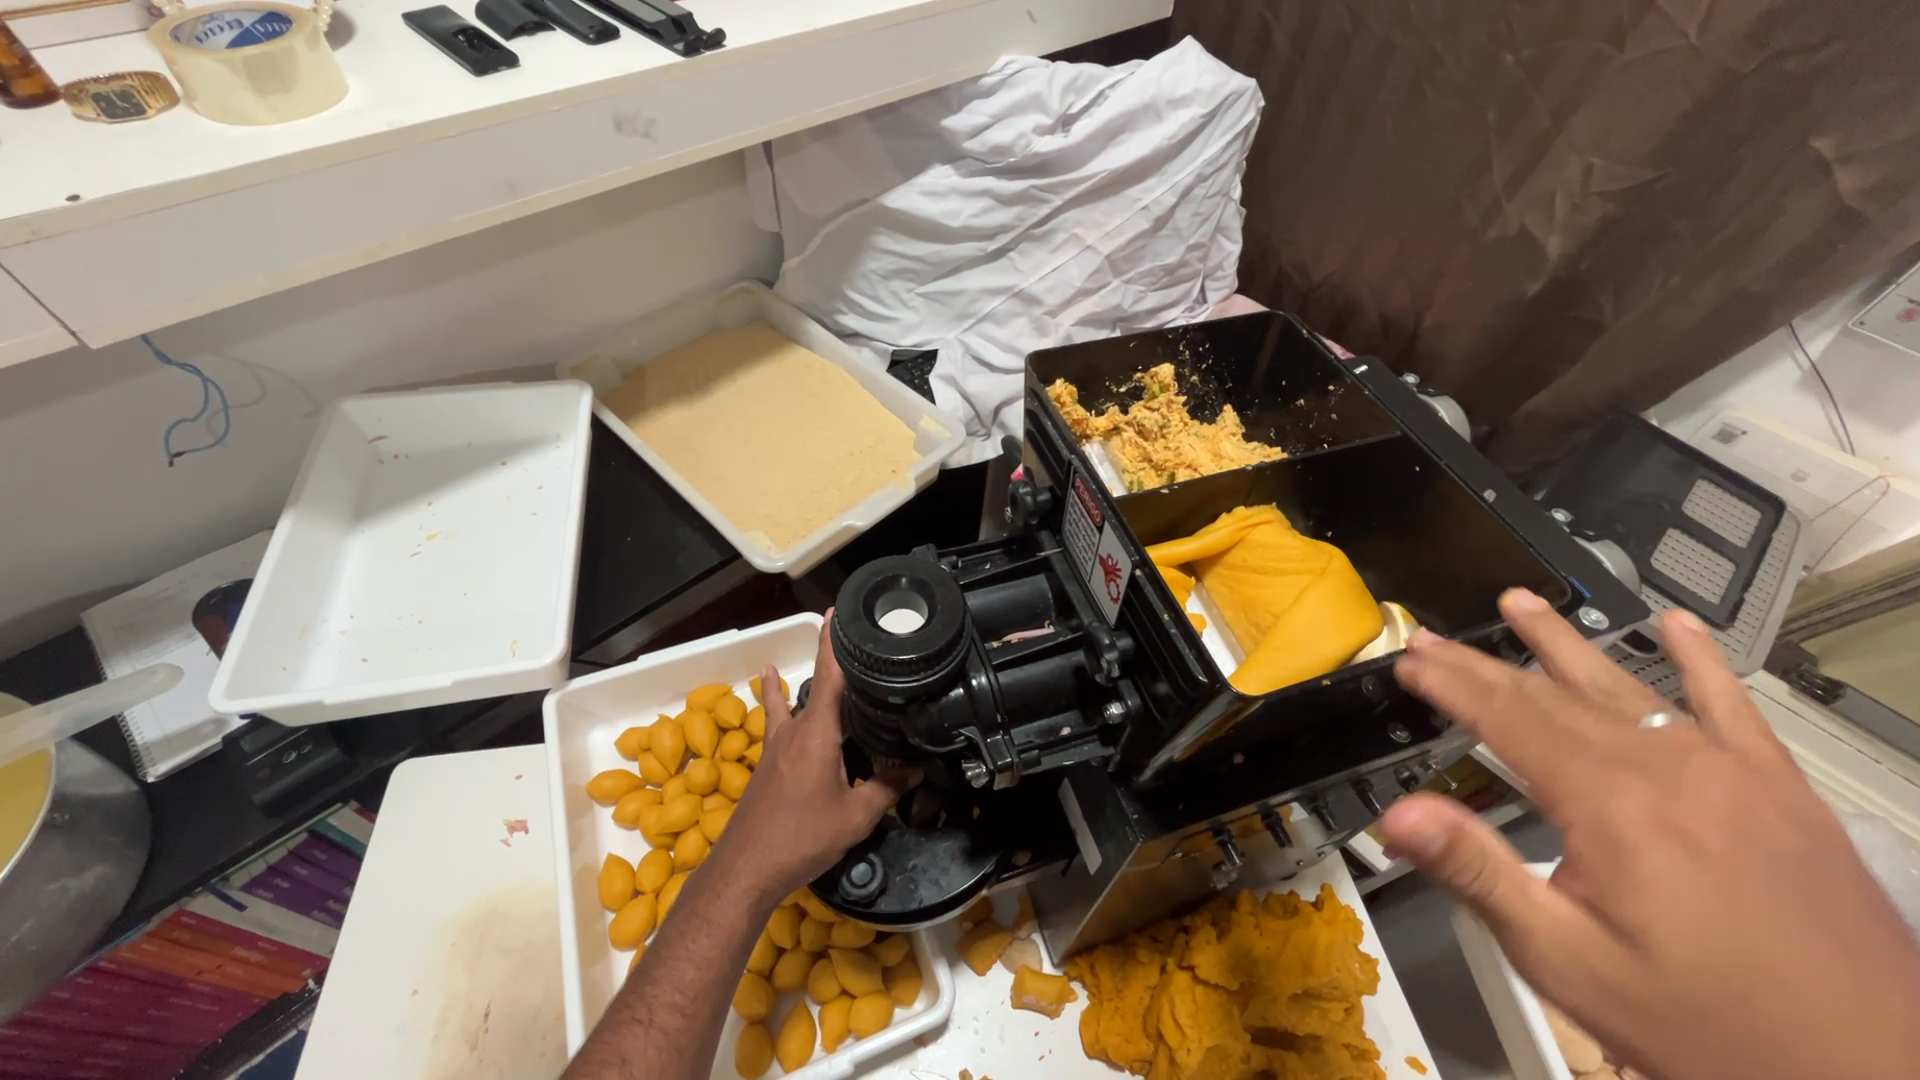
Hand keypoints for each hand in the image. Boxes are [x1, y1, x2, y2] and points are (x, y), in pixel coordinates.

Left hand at [721, 615, 916, 902]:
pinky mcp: (769, 766)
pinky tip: (781, 720)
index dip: (832, 642)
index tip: (836, 612)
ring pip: (789, 706)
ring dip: (794, 687)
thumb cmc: (801, 837)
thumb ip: (887, 789)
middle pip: (814, 686)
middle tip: (853, 648)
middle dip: (830, 664)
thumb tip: (917, 770)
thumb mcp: (856, 816)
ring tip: (788, 668)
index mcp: (817, 733)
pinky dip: (781, 713)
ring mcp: (776, 748)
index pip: (829, 675)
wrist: (747, 868)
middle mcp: (794, 731)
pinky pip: (781, 727)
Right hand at [1381, 589, 1919, 1079]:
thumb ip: (1479, 874)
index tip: (1407, 661)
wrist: (1875, 1072)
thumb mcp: (1567, 959)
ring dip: (1563, 642)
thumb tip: (1398, 815)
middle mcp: (1668, 769)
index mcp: (1611, 804)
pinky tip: (1677, 624)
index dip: (1449, 683)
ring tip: (1517, 603)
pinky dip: (1699, 660)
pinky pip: (1732, 704)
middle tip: (1432, 640)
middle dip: (1481, 664)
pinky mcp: (1779, 788)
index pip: (1508, 717)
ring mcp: (1731, 770)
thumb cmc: (1703, 1024)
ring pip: (1625, 686)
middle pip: (1552, 695)